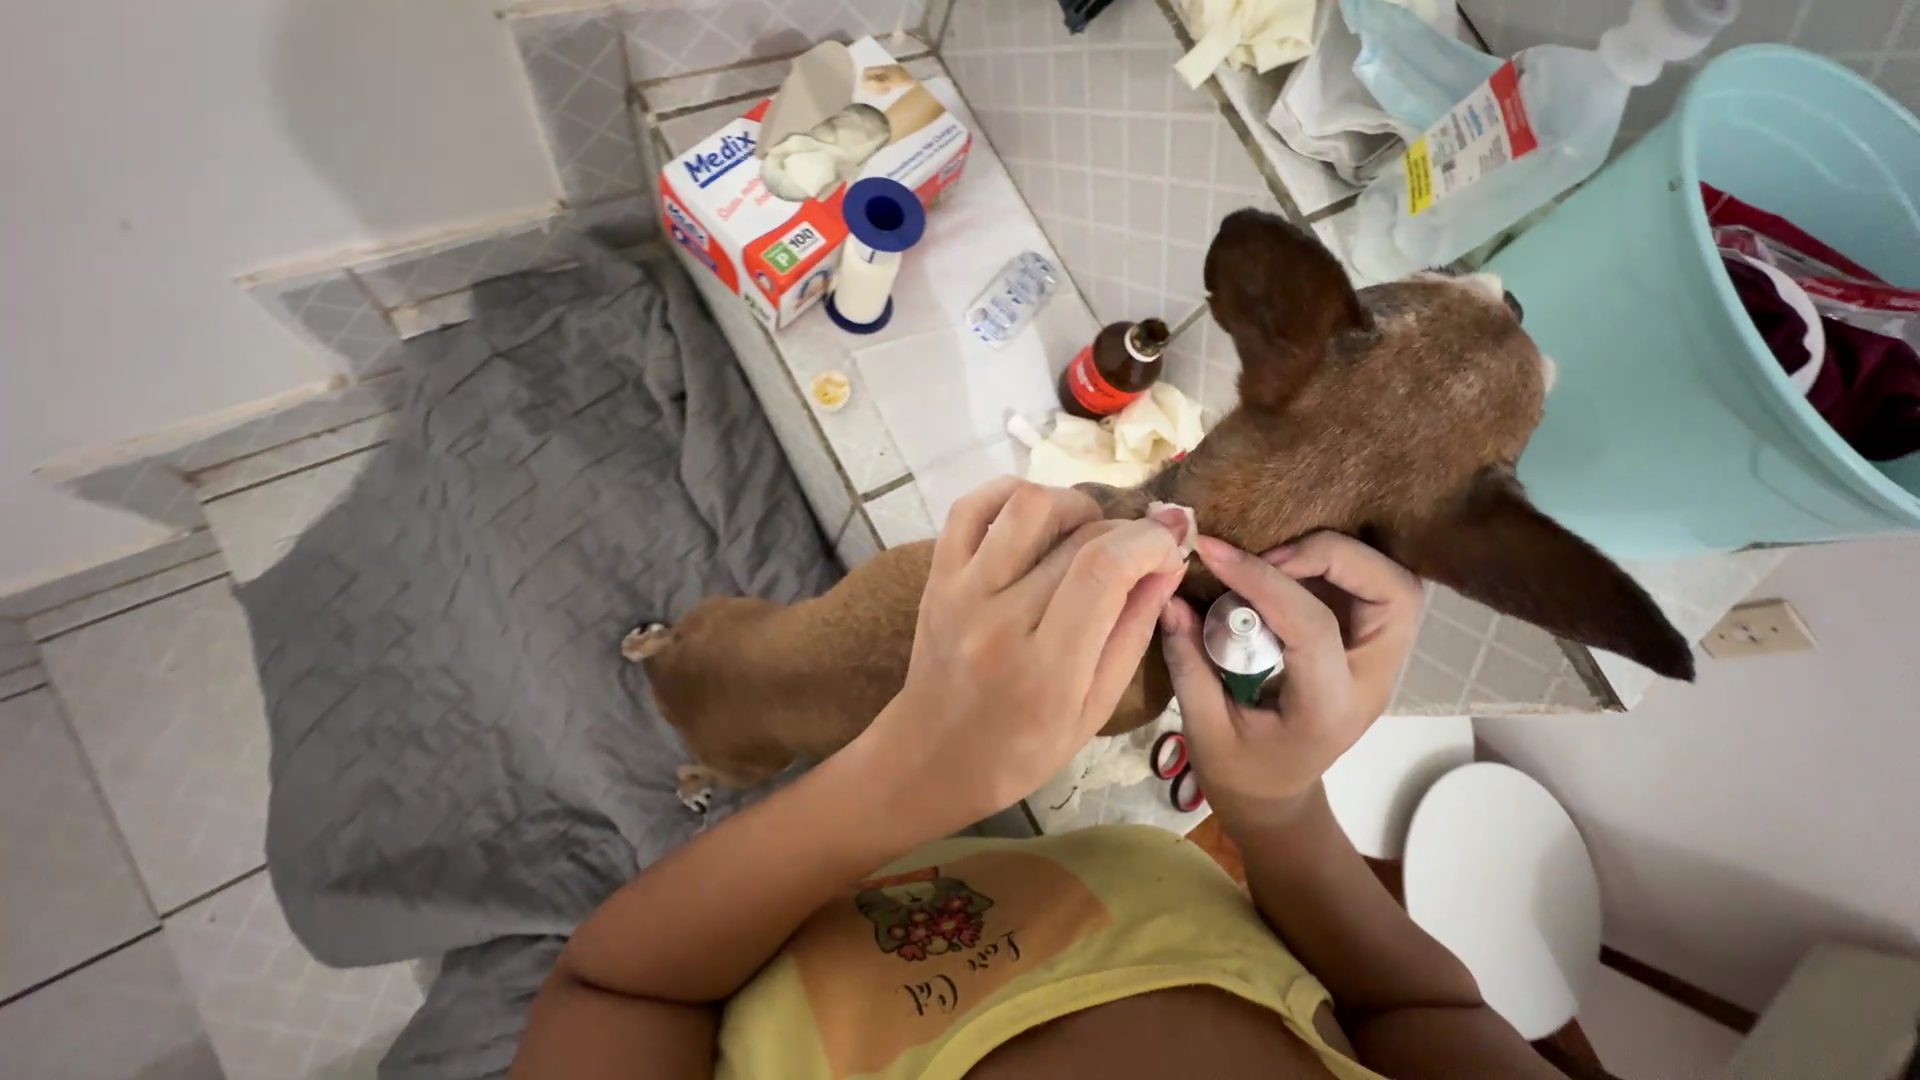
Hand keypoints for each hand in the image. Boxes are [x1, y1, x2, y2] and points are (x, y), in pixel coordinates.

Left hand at [855, 478, 1188, 836]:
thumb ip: (1134, 631)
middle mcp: (998, 619)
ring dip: (1074, 504)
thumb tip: (1169, 561)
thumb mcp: (1096, 708)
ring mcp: (960, 590)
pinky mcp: (936, 575)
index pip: (1104, 568)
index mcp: (1046, 667)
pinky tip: (1039, 517)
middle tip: (1140, 548)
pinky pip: (971, 506)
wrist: (934, 754)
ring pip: (1027, 505)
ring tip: (1089, 532)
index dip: (1149, 541)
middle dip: (1126, 530)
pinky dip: (1012, 492)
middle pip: (1076, 536)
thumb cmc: (1024, 748)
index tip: (1170, 546)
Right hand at [1161, 531, 1421, 828]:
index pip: (1313, 626)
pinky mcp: (1369, 649)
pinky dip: (1335, 566)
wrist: (1275, 796)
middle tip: (1268, 554)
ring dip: (1340, 556)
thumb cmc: (1239, 771)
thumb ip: (1188, 662)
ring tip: (1276, 558)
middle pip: (1394, 594)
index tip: (1212, 553)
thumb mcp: (1202, 727)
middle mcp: (1370, 681)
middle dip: (1333, 555)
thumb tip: (1169, 599)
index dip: (1262, 580)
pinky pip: (1372, 590)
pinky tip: (1285, 569)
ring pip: (1395, 586)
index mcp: (1327, 708)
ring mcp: (1379, 664)